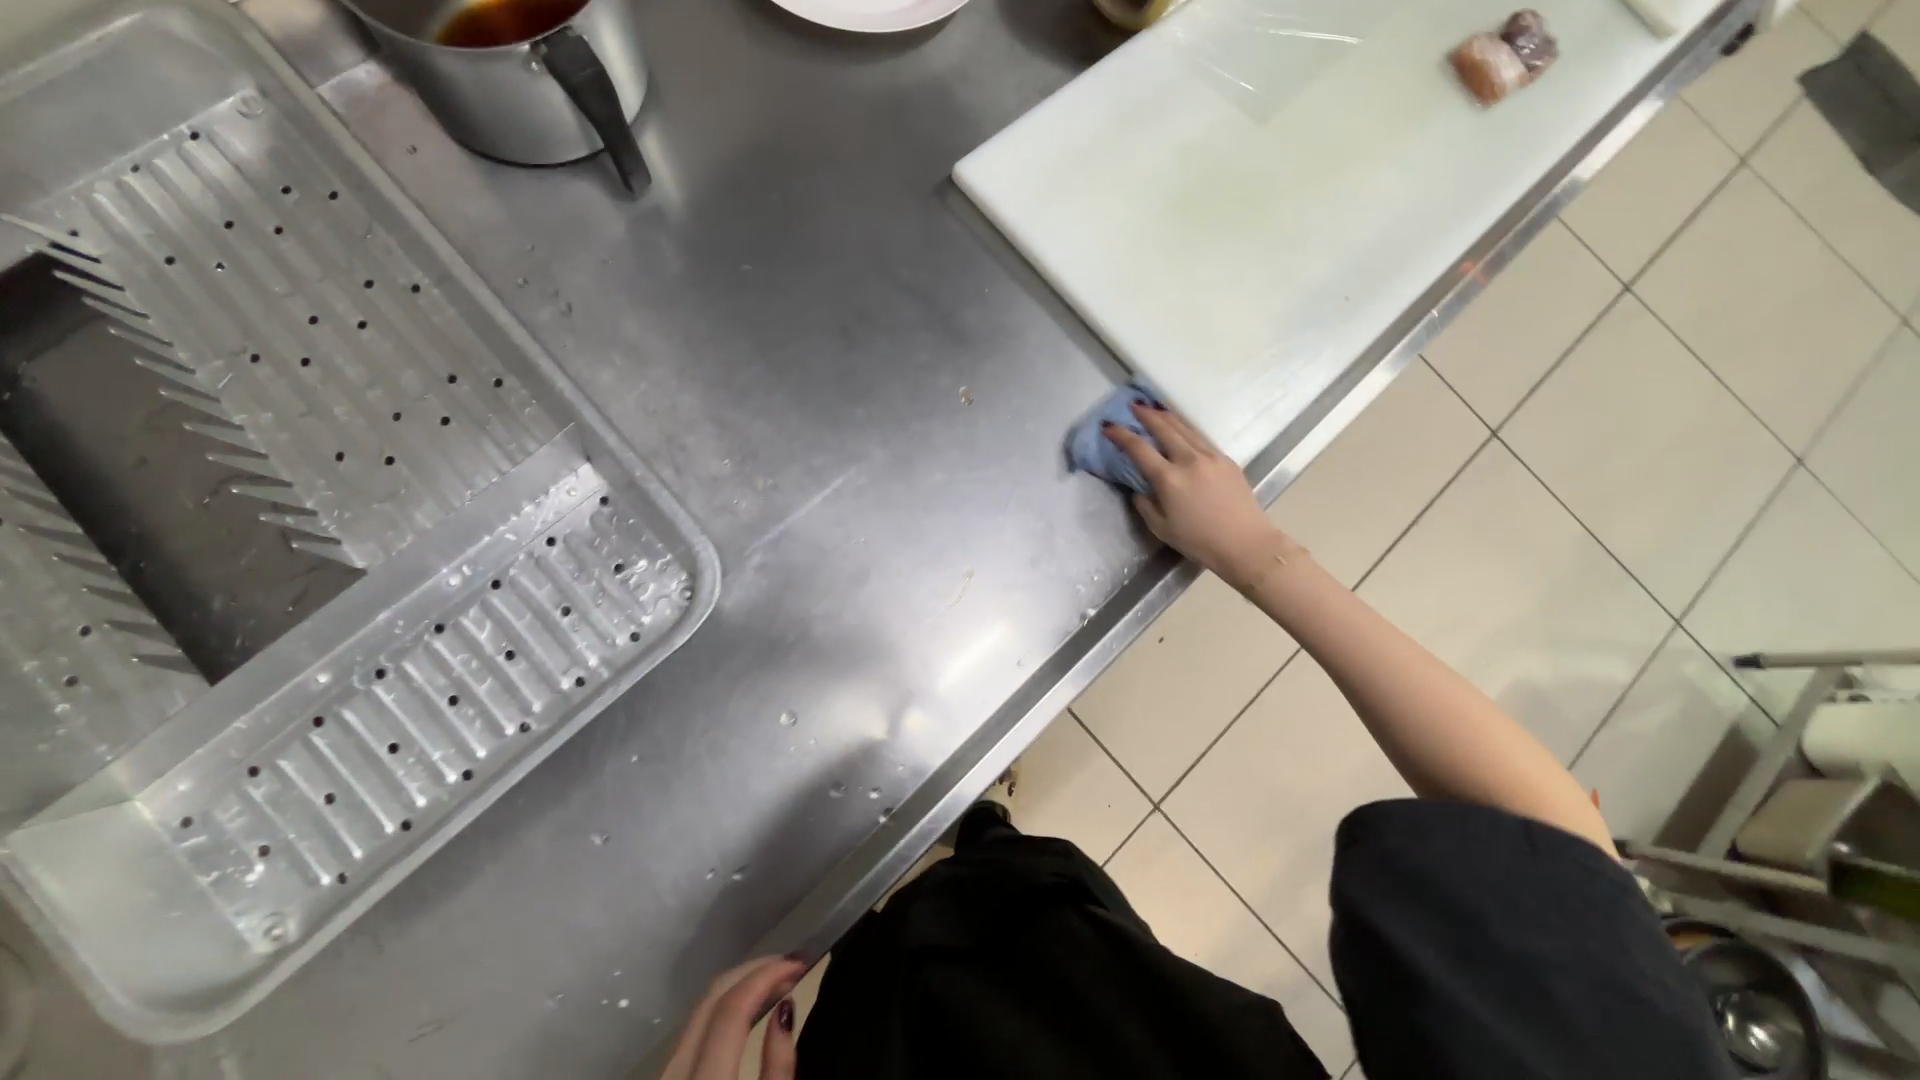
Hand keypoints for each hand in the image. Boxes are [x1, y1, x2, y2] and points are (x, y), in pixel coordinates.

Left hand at [662, 956, 808, 1079]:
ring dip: (740, 985)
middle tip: (790, 965)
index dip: (767, 975)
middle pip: (712, 997)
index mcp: (707, 1076)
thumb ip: (779, 1066)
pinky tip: (747, 1006)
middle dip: (754, 970)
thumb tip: (785, 1009)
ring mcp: (667, 1068)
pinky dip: (724, 1005)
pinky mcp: (668, 1072)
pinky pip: (695, 1024)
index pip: (733, 1007)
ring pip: (701, 1007)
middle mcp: (678, 1065)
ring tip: (774, 982)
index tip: (799, 963)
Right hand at [1104, 402, 1292, 587]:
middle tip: (1134, 406)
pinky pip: (1200, 438)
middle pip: (1164, 428)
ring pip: (1185, 428)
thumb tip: (1140, 489)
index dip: (1121, 434)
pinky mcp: (1226, 460)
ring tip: (1155, 409)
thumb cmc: (1199, 541)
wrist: (1245, 543)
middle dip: (1146, 415)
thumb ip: (1145, 504)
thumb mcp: (1161, 528)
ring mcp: (1210, 456)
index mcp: (1169, 478)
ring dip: (1167, 416)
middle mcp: (1189, 460)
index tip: (1109, 426)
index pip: (1139, 448)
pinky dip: (1186, 429)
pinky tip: (1182, 429)